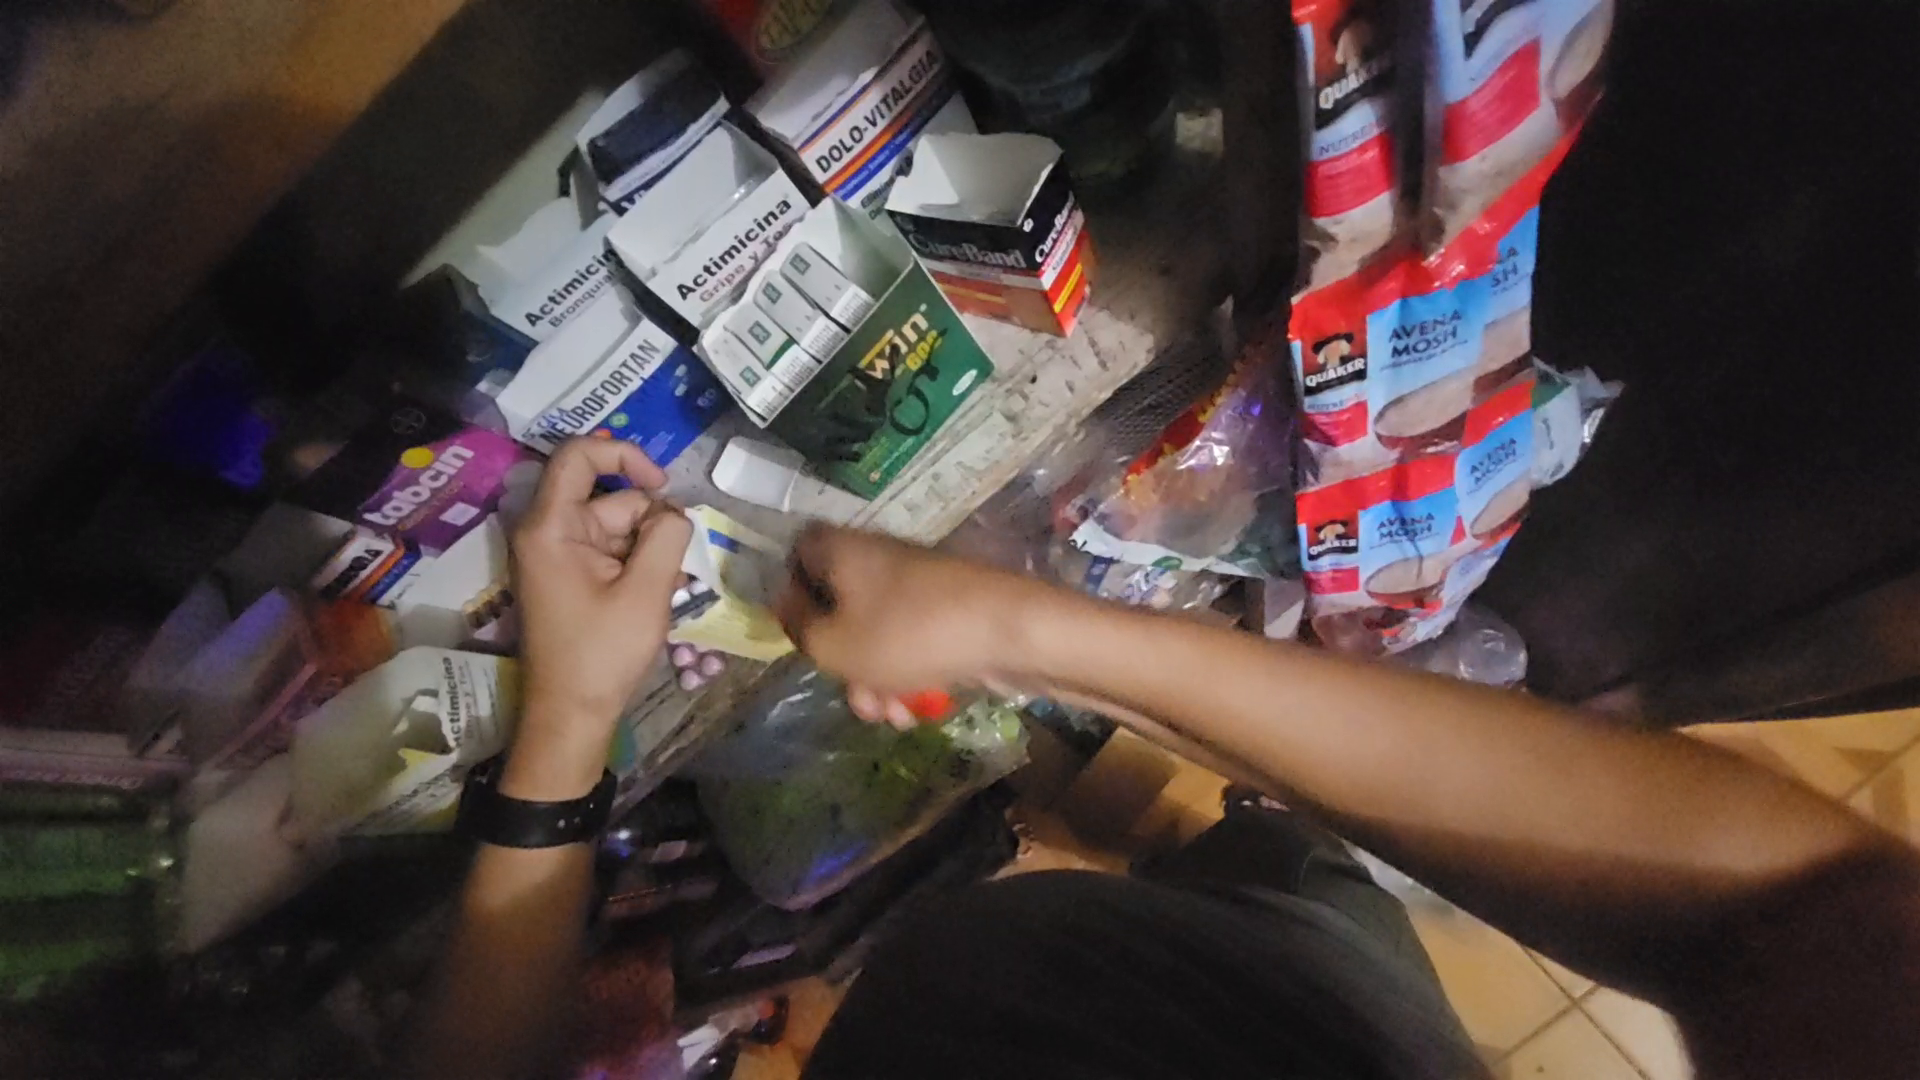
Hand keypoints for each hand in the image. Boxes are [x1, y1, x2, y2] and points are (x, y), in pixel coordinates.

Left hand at [506, 439, 690, 797]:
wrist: (572, 713)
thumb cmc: (604, 652)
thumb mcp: (648, 591)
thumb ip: (667, 537)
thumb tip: (675, 513)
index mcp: (553, 528)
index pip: (579, 456)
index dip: (624, 454)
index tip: (664, 485)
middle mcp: (550, 533)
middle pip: (612, 498)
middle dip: (652, 523)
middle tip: (675, 564)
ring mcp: (561, 556)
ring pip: (621, 527)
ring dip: (652, 549)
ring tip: (668, 588)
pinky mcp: (573, 577)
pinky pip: (615, 551)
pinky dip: (641, 565)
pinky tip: (658, 594)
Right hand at [774, 524, 1058, 727]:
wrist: (1009, 631)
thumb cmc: (909, 633)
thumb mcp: (836, 643)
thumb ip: (800, 627)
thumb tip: (785, 607)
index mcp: (843, 551)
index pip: (799, 553)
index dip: (790, 594)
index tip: (797, 634)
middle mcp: (879, 558)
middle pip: (840, 605)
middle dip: (843, 660)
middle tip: (853, 696)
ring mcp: (917, 584)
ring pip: (877, 632)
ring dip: (875, 679)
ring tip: (889, 716)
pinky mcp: (948, 609)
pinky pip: (911, 640)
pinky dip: (908, 673)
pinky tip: (916, 709)